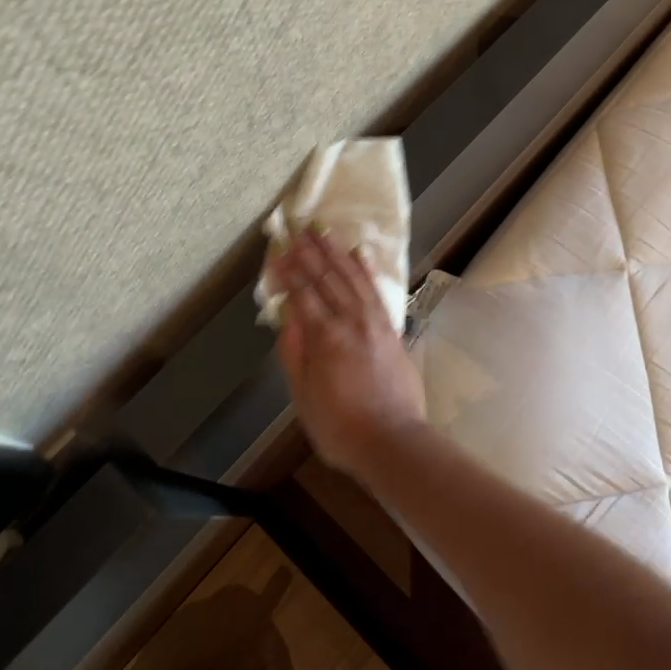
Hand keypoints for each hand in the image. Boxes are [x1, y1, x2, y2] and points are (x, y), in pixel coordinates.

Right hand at [271, 230, 427, 480]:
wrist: (392, 440)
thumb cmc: (339, 426)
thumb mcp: (303, 395)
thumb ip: (294, 352)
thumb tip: (286, 315)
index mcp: (325, 337)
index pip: (302, 293)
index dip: (288, 271)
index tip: (277, 249)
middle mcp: (350, 320)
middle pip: (326, 278)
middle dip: (309, 252)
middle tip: (297, 228)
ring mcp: (374, 322)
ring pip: (352, 277)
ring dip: (335, 252)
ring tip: (323, 231)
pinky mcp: (391, 328)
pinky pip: (375, 290)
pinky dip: (365, 269)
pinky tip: (359, 253)